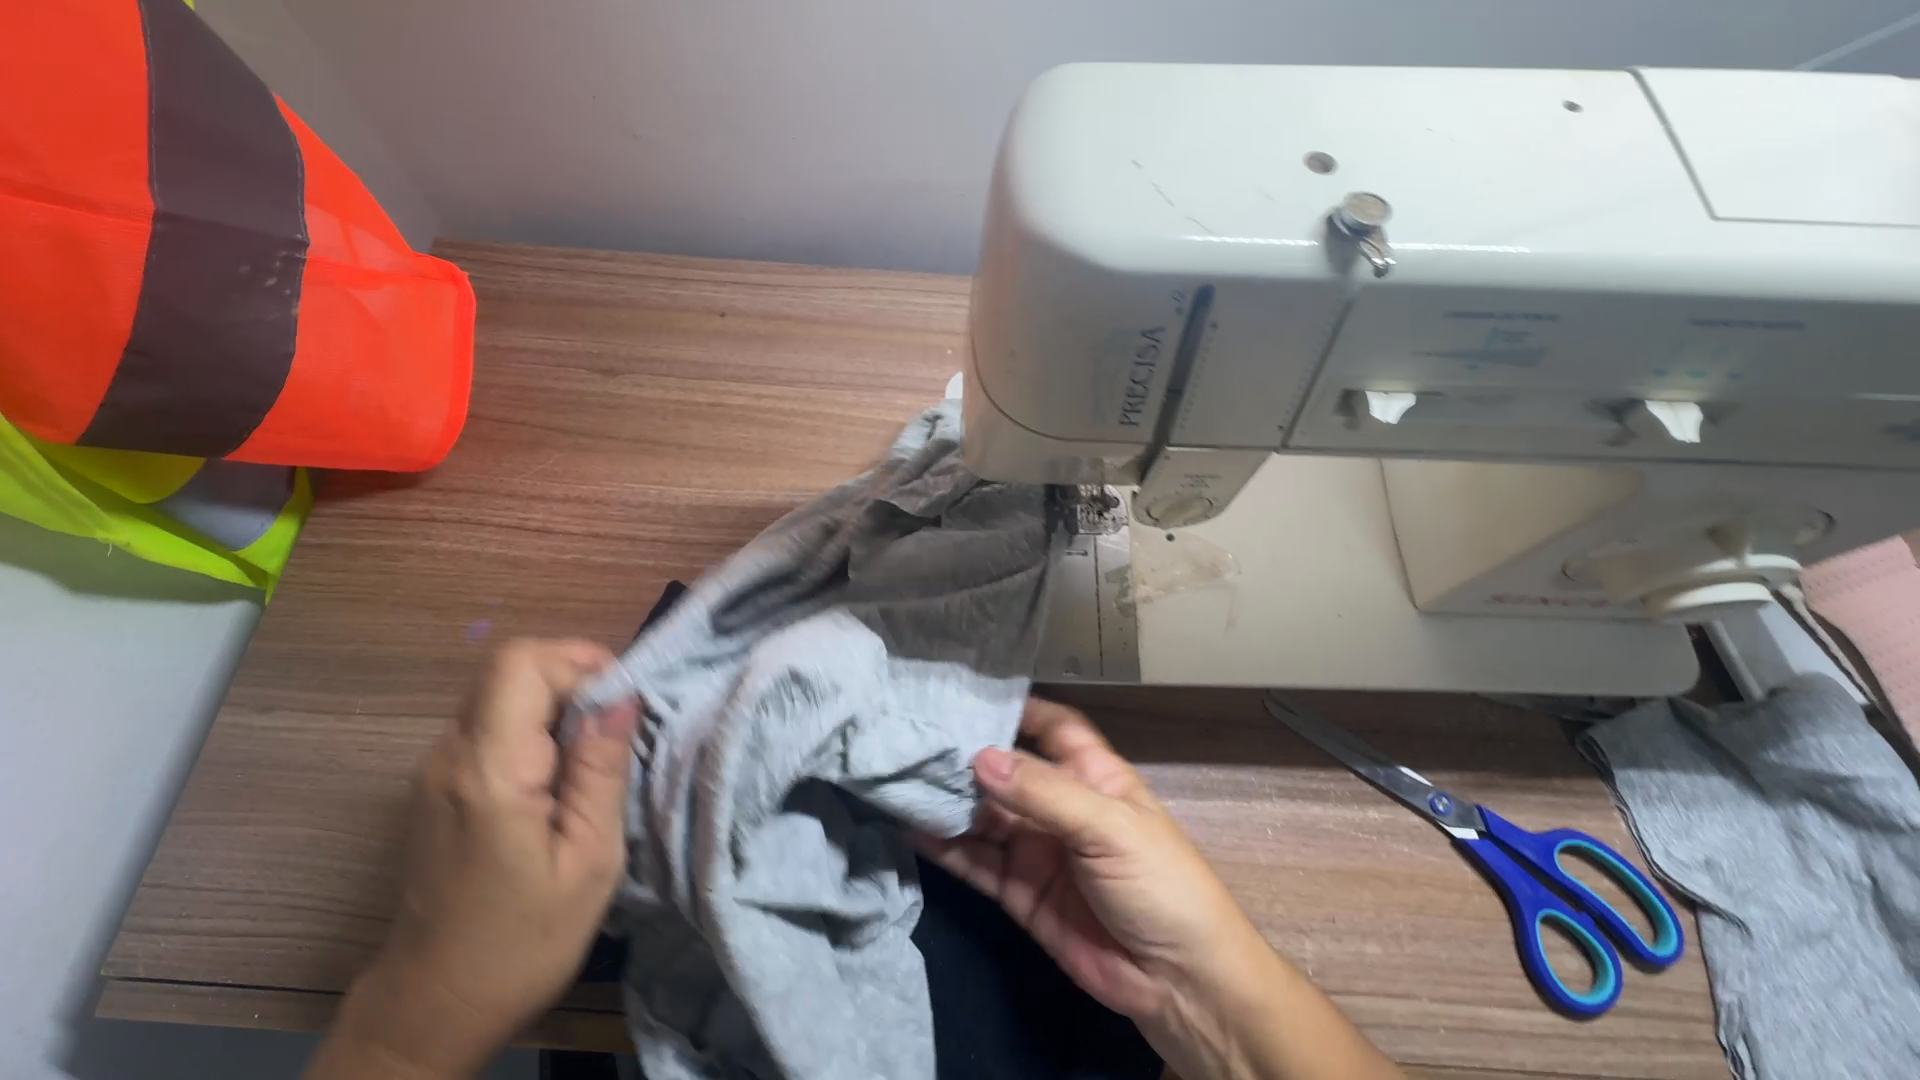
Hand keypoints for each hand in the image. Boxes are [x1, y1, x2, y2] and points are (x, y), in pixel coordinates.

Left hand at [307, 639, 636, 1079]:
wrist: (434, 1005)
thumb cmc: (524, 941)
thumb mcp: (590, 860)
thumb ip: (601, 770)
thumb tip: (620, 698)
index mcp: (489, 772)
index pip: (521, 665)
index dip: (579, 661)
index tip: (623, 699)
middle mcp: (449, 757)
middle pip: (508, 669)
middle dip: (572, 675)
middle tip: (620, 720)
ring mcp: (436, 770)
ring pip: (499, 692)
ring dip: (555, 699)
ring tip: (598, 748)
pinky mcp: (437, 785)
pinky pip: (490, 723)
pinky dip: (534, 723)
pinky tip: (562, 772)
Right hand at [916, 698, 1253, 1019]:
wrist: (1178, 982)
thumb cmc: (1160, 884)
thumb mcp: (1109, 828)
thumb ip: (1044, 793)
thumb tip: (979, 757)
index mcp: (1093, 776)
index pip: (1053, 728)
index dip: (1019, 709)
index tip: (968, 696)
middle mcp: (1059, 806)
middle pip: (1006, 771)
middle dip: (966, 757)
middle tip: (914, 739)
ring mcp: (1036, 849)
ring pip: (984, 816)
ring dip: (948, 802)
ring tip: (901, 779)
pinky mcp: (1018, 891)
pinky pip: (976, 862)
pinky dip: (946, 847)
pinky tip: (913, 828)